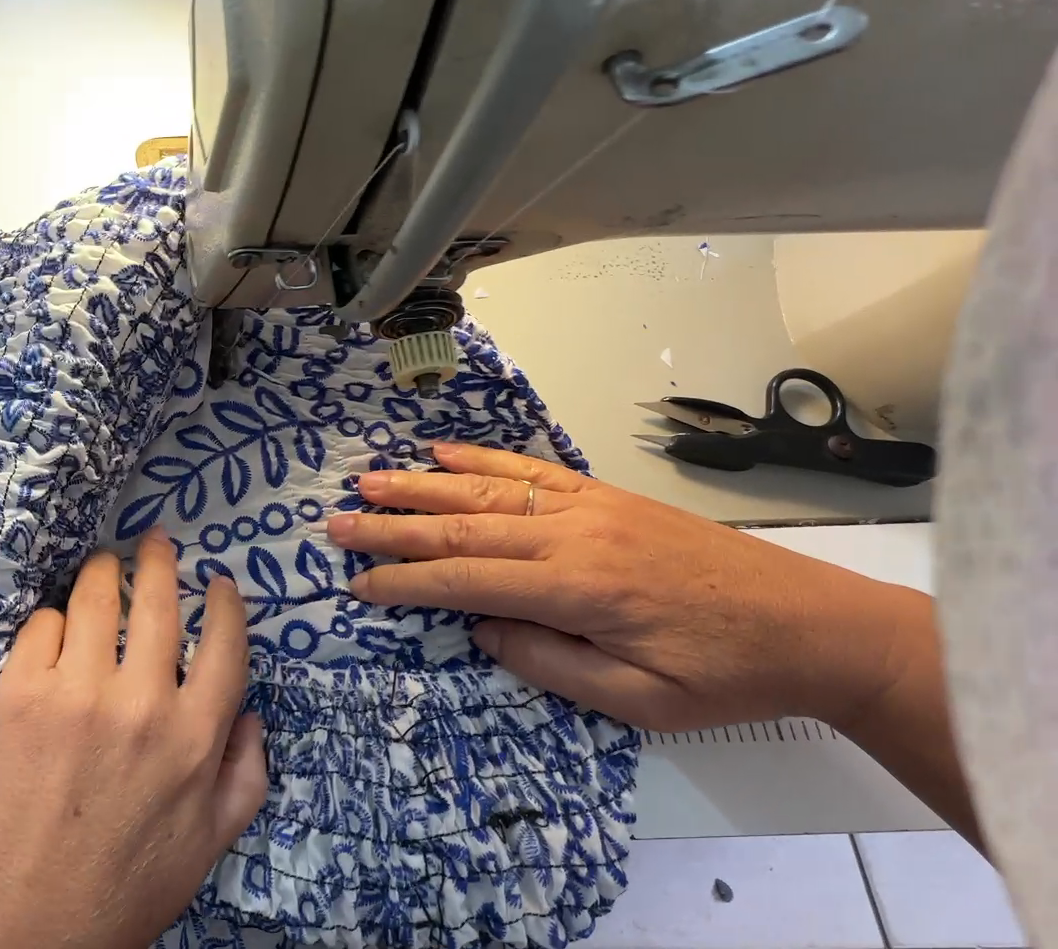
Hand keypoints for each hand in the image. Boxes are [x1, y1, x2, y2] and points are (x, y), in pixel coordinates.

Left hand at [0, 529, 267, 948]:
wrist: (19, 912)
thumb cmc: (121, 883)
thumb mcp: (207, 846)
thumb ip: (244, 777)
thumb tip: (251, 714)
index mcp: (194, 739)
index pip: (223, 644)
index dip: (224, 603)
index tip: (218, 583)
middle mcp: (140, 701)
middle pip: (157, 601)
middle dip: (160, 560)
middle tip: (155, 542)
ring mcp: (75, 690)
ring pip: (95, 596)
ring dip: (104, 570)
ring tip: (104, 564)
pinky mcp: (19, 689)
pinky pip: (42, 625)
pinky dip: (53, 620)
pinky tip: (56, 630)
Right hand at [324, 443, 926, 732]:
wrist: (818, 627)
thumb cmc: (727, 675)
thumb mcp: (639, 699)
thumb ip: (550, 660)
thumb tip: (480, 627)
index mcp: (578, 588)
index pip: (466, 579)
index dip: (405, 582)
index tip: (358, 585)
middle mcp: (571, 534)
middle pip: (460, 525)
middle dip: (391, 527)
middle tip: (335, 524)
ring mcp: (586, 506)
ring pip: (483, 489)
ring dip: (418, 484)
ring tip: (367, 481)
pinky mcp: (603, 493)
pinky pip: (529, 469)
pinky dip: (479, 459)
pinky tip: (440, 452)